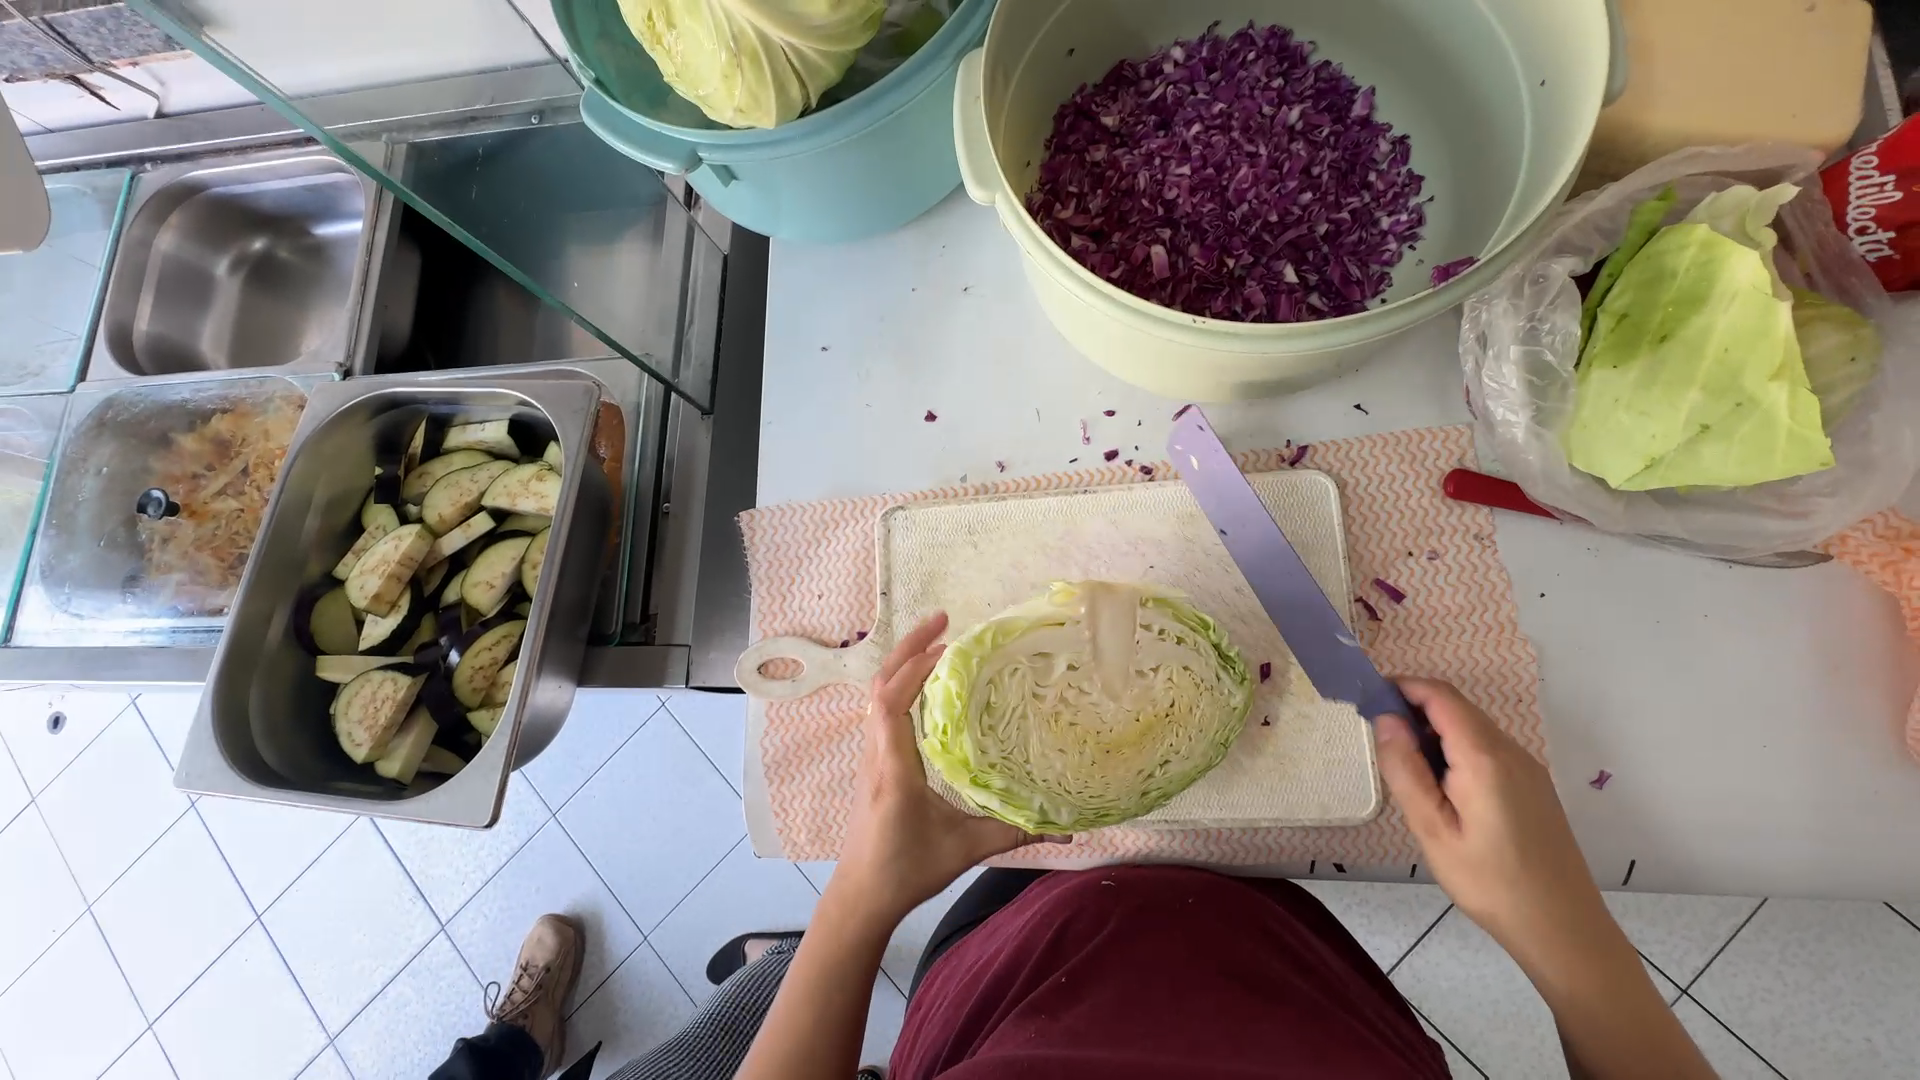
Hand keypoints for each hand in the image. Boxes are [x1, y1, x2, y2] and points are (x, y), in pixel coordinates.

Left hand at [831, 613, 1043, 925]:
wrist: (860, 896)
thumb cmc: (906, 871)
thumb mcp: (964, 850)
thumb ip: (1013, 833)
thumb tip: (1067, 827)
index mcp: (894, 769)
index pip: (891, 704)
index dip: (914, 669)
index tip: (947, 647)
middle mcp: (877, 753)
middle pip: (879, 685)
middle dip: (908, 647)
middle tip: (943, 620)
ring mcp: (870, 754)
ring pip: (875, 694)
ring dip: (902, 661)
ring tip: (938, 641)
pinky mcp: (873, 760)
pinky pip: (880, 708)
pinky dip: (900, 682)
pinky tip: (926, 682)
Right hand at [1375, 678, 1612, 965]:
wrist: (1563, 930)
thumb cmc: (1489, 881)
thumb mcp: (1431, 828)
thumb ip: (1405, 769)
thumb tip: (1385, 719)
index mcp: (1483, 757)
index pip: (1439, 695)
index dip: (1400, 686)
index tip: (1365, 700)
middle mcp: (1510, 751)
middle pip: (1455, 707)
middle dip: (1411, 708)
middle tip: (1376, 739)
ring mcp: (1526, 768)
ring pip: (1470, 727)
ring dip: (1431, 731)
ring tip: (1403, 768)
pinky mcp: (1531, 786)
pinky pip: (1485, 748)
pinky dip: (1452, 749)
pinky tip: (1438, 787)